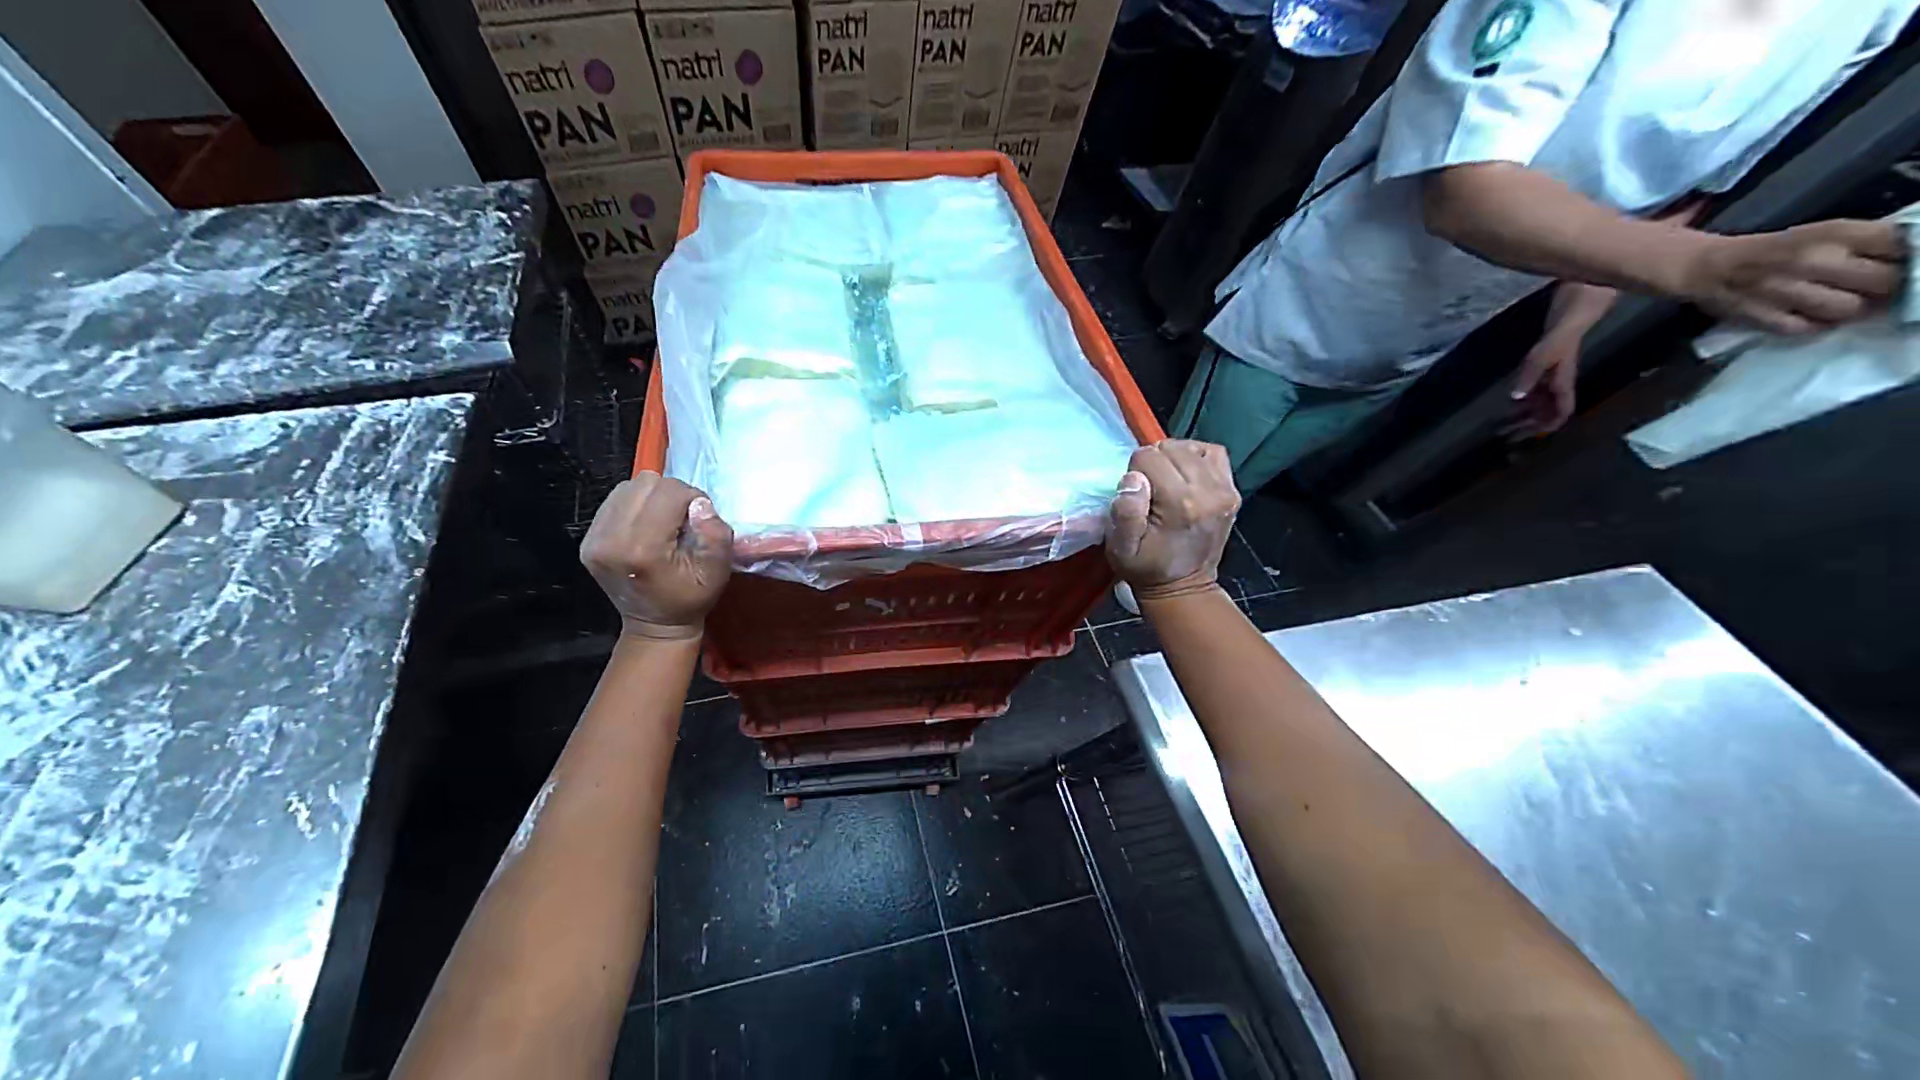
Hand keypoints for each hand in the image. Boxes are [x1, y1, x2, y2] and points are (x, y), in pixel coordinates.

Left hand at [580, 472, 732, 640]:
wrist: (655, 625)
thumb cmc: (690, 599)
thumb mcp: (717, 572)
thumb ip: (715, 534)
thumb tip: (699, 504)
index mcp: (643, 549)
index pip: (670, 492)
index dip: (693, 499)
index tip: (698, 521)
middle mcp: (611, 539)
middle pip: (647, 483)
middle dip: (672, 495)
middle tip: (682, 520)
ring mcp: (594, 539)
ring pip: (629, 486)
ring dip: (652, 498)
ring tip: (663, 522)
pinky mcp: (587, 539)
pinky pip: (614, 500)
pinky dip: (635, 506)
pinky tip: (645, 526)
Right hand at [1107, 440, 1240, 599]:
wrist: (1184, 586)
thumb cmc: (1146, 567)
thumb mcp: (1121, 549)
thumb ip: (1125, 512)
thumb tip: (1134, 477)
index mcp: (1181, 504)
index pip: (1148, 457)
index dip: (1134, 472)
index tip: (1136, 496)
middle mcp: (1209, 492)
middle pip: (1171, 448)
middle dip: (1153, 464)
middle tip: (1149, 491)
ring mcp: (1226, 490)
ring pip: (1191, 447)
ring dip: (1173, 459)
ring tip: (1165, 482)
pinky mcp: (1232, 491)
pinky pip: (1213, 454)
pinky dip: (1195, 457)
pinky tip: (1184, 475)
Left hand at [1507, 330, 1580, 438]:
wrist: (1567, 319)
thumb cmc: (1558, 337)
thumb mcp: (1542, 356)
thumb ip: (1530, 375)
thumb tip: (1516, 397)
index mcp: (1562, 384)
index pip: (1561, 412)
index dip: (1548, 426)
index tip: (1530, 437)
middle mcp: (1557, 386)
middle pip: (1546, 414)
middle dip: (1529, 427)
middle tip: (1506, 437)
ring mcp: (1550, 381)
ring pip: (1538, 406)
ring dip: (1523, 418)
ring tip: (1502, 428)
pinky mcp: (1542, 374)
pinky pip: (1532, 396)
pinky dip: (1521, 405)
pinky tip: (1507, 410)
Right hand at [1680, 220, 1905, 334]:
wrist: (1706, 267)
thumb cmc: (1775, 249)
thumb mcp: (1824, 233)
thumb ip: (1868, 242)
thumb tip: (1910, 259)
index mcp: (1835, 233)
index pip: (1904, 245)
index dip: (1914, 259)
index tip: (1910, 267)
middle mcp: (1812, 260)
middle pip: (1884, 281)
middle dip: (1889, 288)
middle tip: (1880, 289)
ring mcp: (1783, 291)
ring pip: (1848, 309)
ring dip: (1854, 310)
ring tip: (1846, 305)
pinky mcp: (1760, 315)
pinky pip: (1806, 328)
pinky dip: (1816, 325)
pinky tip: (1813, 318)